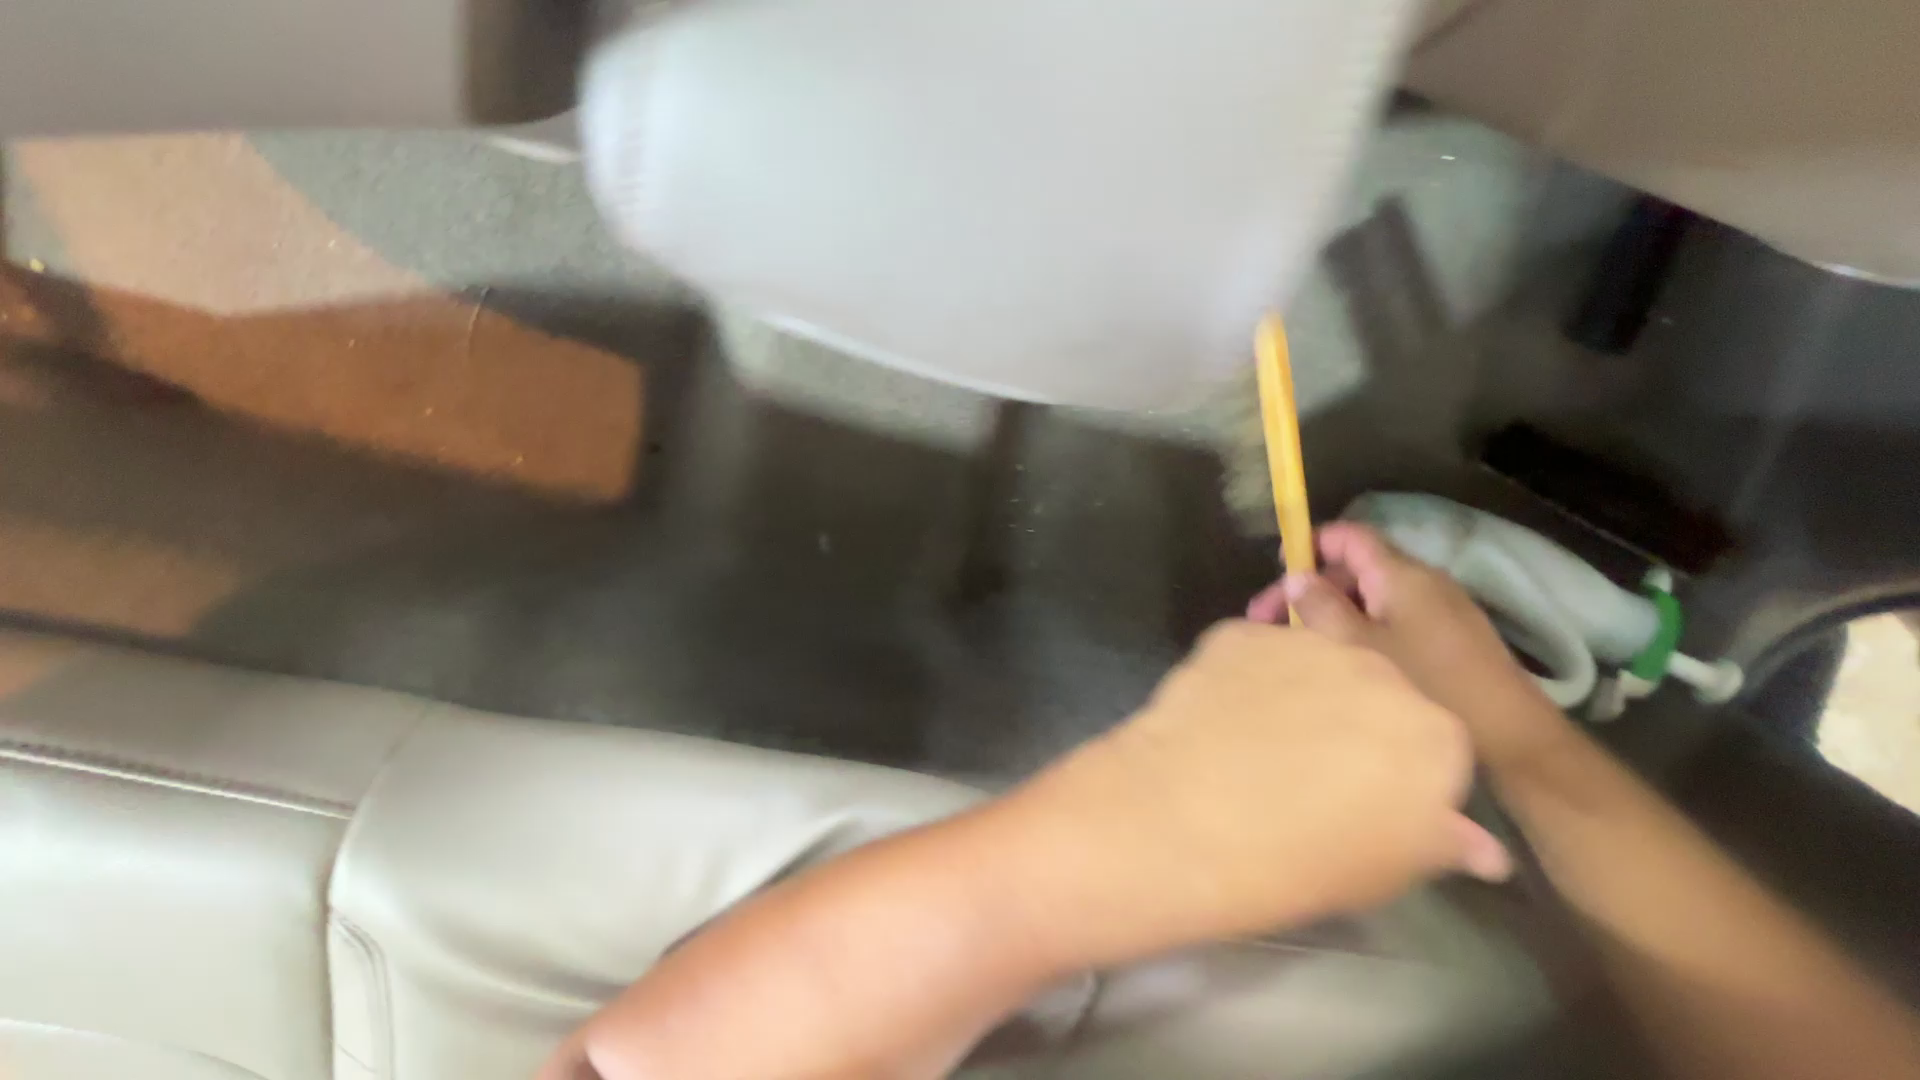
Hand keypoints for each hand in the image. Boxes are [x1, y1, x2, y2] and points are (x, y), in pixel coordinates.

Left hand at [1004, 620, 1510, 969]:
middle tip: (1298, 762)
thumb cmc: (1298, 860)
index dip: (1388, 768)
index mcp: (1434, 734)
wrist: (1190, 819)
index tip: (1356, 791)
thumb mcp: (1387, 868)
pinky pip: (1248, 653)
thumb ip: (1438, 840)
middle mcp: (1379, 672)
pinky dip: (1236, 678)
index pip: (1426, 742)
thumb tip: (1483, 850)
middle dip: (1345, 718)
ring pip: (1307, 664)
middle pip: (1370, 689)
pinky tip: (1214, 716)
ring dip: (1288, 691)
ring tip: (1247, 739)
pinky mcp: (1238, 633)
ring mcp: (1304, 644)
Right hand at [1248, 522, 1568, 770]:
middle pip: (1353, 568)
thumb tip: (1297, 576)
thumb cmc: (1428, 685)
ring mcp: (1438, 611)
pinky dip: (1357, 632)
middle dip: (1309, 589)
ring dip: (1330, 615)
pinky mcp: (1447, 640)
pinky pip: (1390, 621)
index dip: (1309, 544)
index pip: (1348, 536)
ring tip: (1299, 649)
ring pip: (1369, 598)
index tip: (1277, 573)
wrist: (1512, 738)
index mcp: (1400, 574)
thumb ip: (1321, 607)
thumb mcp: (1360, 646)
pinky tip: (1341, 664)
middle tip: (1269, 624)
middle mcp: (1422, 582)